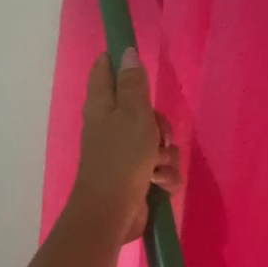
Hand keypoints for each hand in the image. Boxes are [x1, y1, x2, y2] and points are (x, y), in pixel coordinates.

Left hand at [61, 48, 182, 246]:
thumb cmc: (121, 158)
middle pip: (142, 110)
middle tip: (159, 134)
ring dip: (165, 155)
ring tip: (157, 167)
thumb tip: (127, 52)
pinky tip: (159, 185)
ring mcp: (124, 154)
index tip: (139, 63)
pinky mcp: (137, 179)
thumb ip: (133, 84)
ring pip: (157, 142)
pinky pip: (161, 169)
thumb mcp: (132, 114)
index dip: (120, 62)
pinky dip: (164, 177)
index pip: (105, 71)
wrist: (112, 213)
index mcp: (102, 106)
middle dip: (159, 123)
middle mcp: (110, 127)